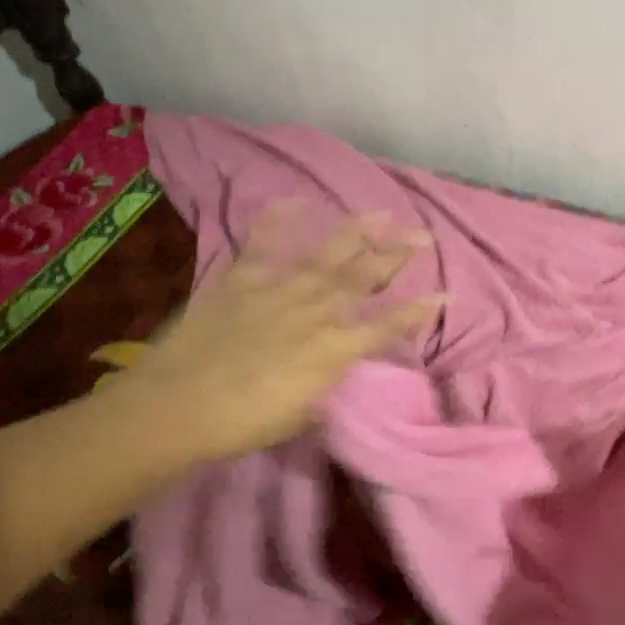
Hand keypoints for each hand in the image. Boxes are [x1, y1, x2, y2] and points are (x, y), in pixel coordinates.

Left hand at [108, 204, 443, 461]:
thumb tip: (340, 370)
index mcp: (336, 348)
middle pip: (366, 275)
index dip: (421, 310)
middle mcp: (316, 311)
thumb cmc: (246, 423)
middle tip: (424, 235)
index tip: (447, 294)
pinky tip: (298, 201)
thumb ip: (328, 384)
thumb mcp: (304, 413)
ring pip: (327, 253)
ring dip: (358, 230)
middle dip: (399, 253)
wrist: (177, 407)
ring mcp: (278, 289)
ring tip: (383, 213)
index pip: (389, 324)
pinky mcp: (240, 280)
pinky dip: (279, 219)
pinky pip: (263, 243)